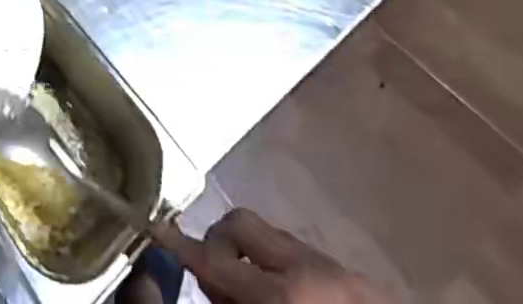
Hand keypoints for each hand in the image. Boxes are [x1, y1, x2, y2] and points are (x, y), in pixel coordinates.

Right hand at [153, 208, 391, 303]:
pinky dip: (286, 277)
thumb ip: (229, 301)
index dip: (180, 245)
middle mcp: (312, 271)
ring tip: (252, 301)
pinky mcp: (367, 288)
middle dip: (218, 244)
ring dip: (253, 261)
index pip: (214, 258)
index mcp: (286, 294)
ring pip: (276, 241)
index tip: (155, 230)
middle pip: (242, 225)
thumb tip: (205, 279)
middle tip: (212, 283)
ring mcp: (344, 275)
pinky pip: (307, 263)